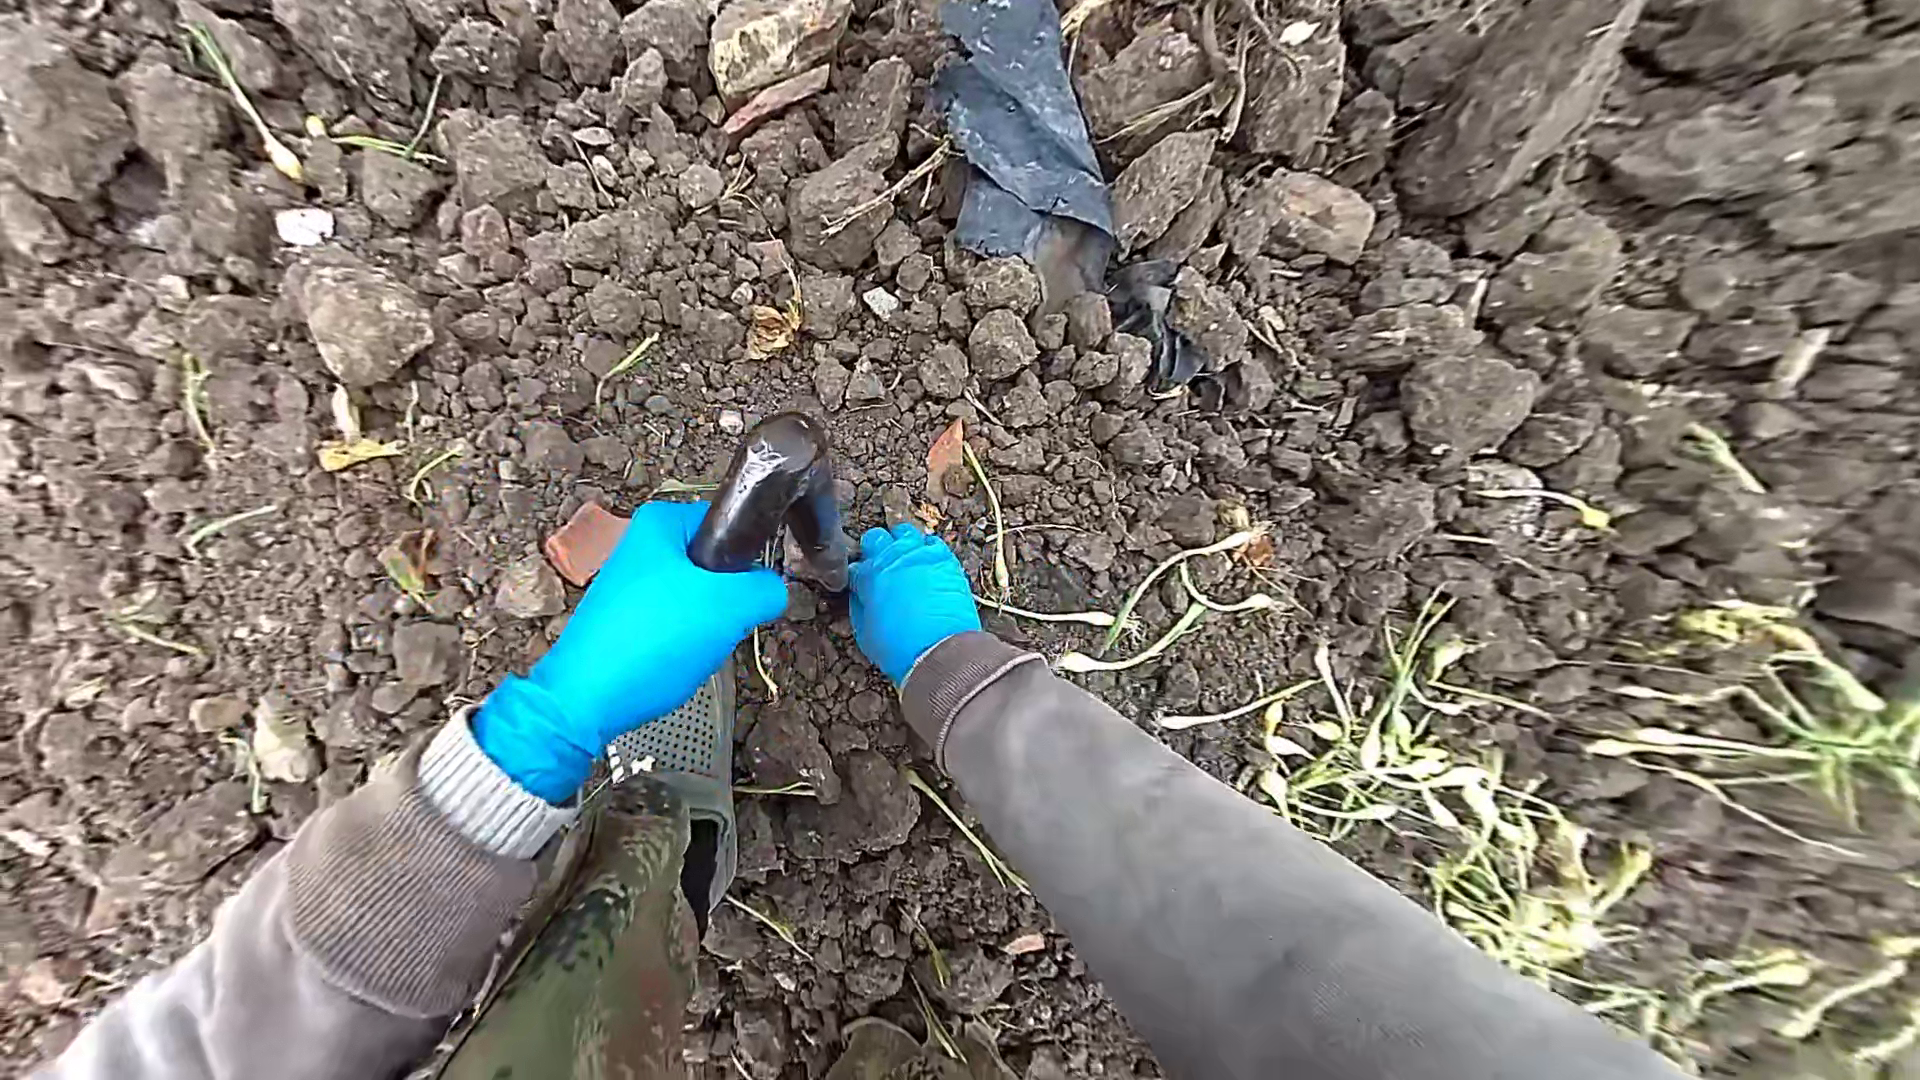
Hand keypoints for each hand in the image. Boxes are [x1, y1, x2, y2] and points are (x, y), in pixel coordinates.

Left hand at [474, 501, 788, 801]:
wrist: (587, 702)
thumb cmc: (653, 640)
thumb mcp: (732, 606)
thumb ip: (768, 589)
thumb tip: (774, 590)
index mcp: (661, 522)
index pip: (732, 525)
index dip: (750, 559)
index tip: (748, 589)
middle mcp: (643, 544)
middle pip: (719, 564)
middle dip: (730, 596)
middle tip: (724, 619)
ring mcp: (635, 582)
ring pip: (704, 595)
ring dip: (713, 621)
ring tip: (700, 641)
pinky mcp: (630, 616)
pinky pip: (681, 619)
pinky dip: (689, 638)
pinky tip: (681, 656)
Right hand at [850, 523, 981, 684]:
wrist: (939, 651)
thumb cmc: (901, 648)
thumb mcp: (865, 633)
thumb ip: (860, 605)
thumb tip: (860, 594)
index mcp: (869, 576)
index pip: (856, 563)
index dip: (858, 571)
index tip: (863, 579)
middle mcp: (893, 559)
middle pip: (878, 537)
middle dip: (877, 547)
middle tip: (882, 564)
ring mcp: (921, 556)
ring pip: (907, 532)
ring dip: (903, 543)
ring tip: (905, 559)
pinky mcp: (946, 560)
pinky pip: (934, 544)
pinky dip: (928, 550)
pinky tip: (928, 563)